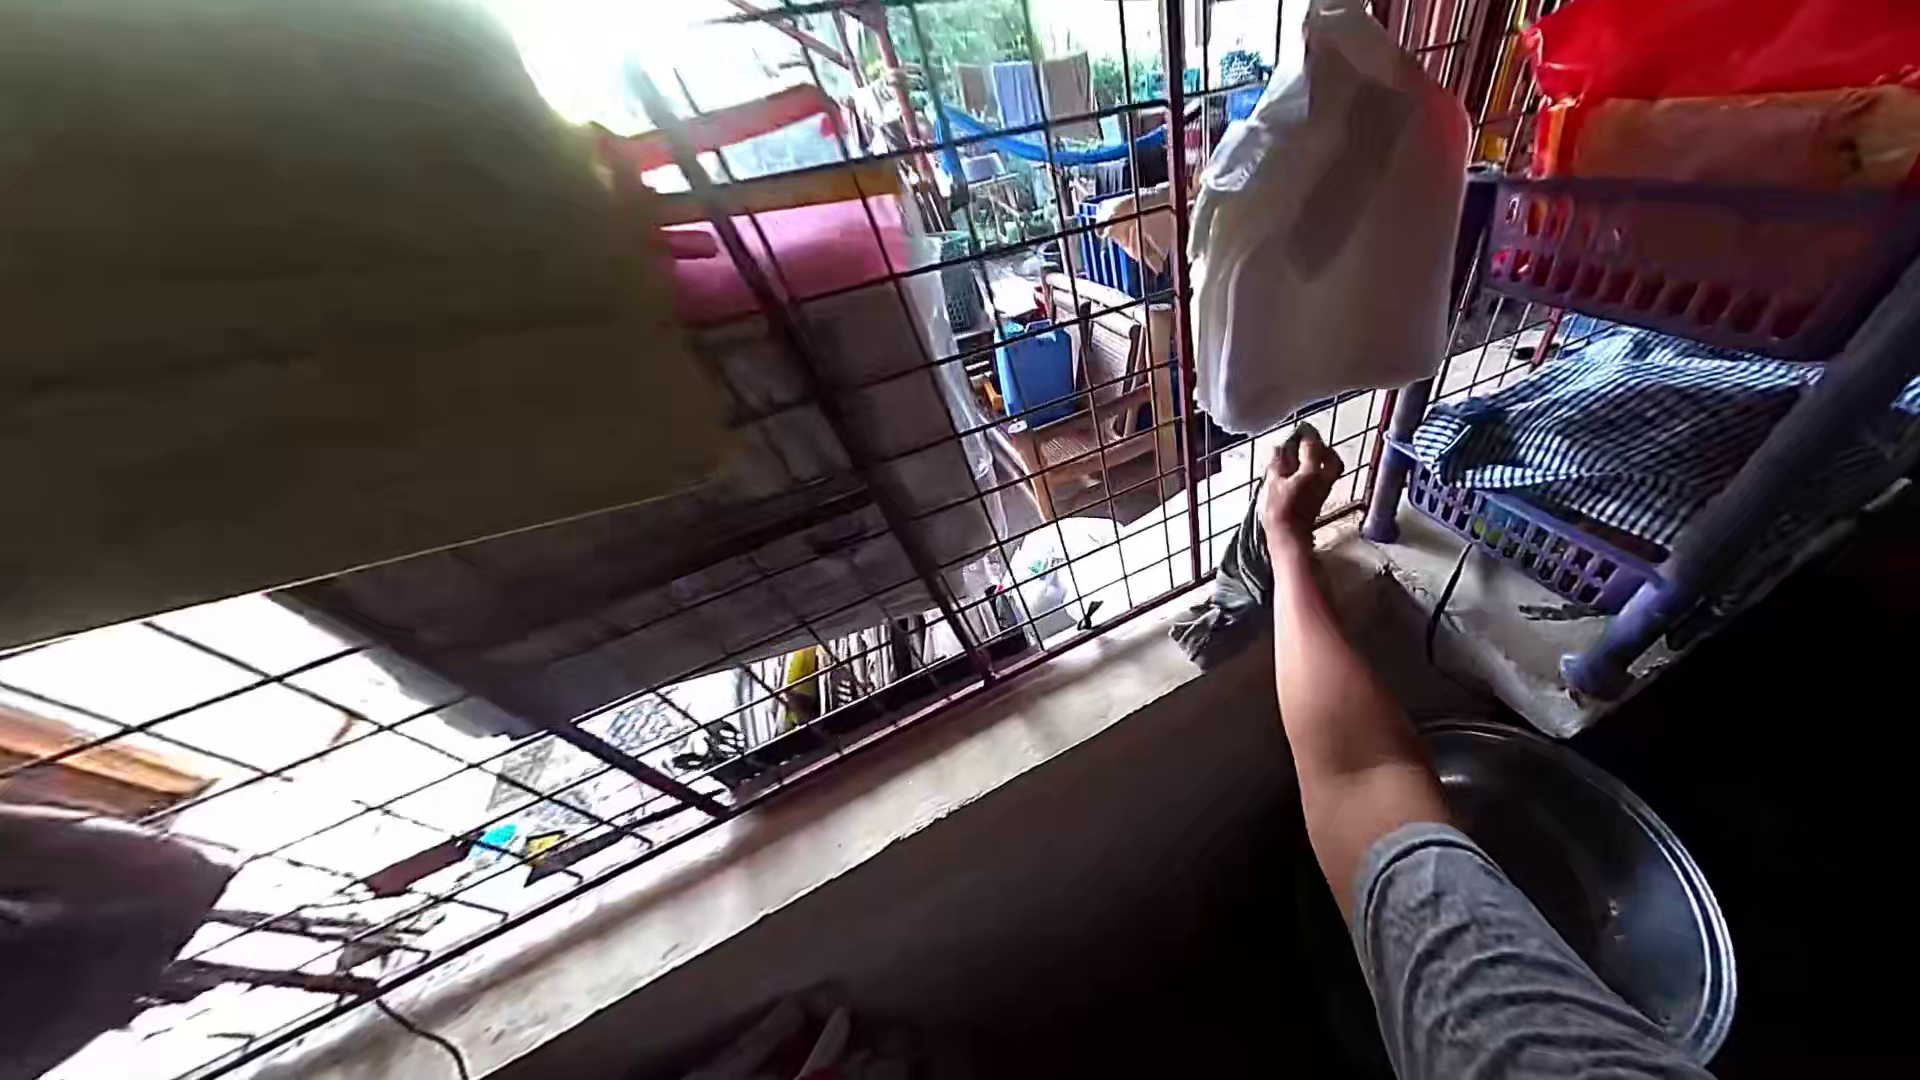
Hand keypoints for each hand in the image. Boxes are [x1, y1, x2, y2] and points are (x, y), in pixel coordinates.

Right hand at [1259, 423, 1343, 556]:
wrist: (1288, 536)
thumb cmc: (1278, 510)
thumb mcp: (1272, 484)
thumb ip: (1278, 464)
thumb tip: (1280, 450)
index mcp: (1311, 472)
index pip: (1313, 447)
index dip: (1307, 435)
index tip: (1301, 427)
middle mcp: (1323, 478)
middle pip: (1331, 457)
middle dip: (1323, 448)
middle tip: (1310, 443)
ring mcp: (1324, 489)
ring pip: (1330, 468)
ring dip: (1322, 459)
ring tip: (1306, 457)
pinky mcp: (1319, 498)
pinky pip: (1324, 477)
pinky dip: (1317, 470)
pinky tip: (1304, 472)